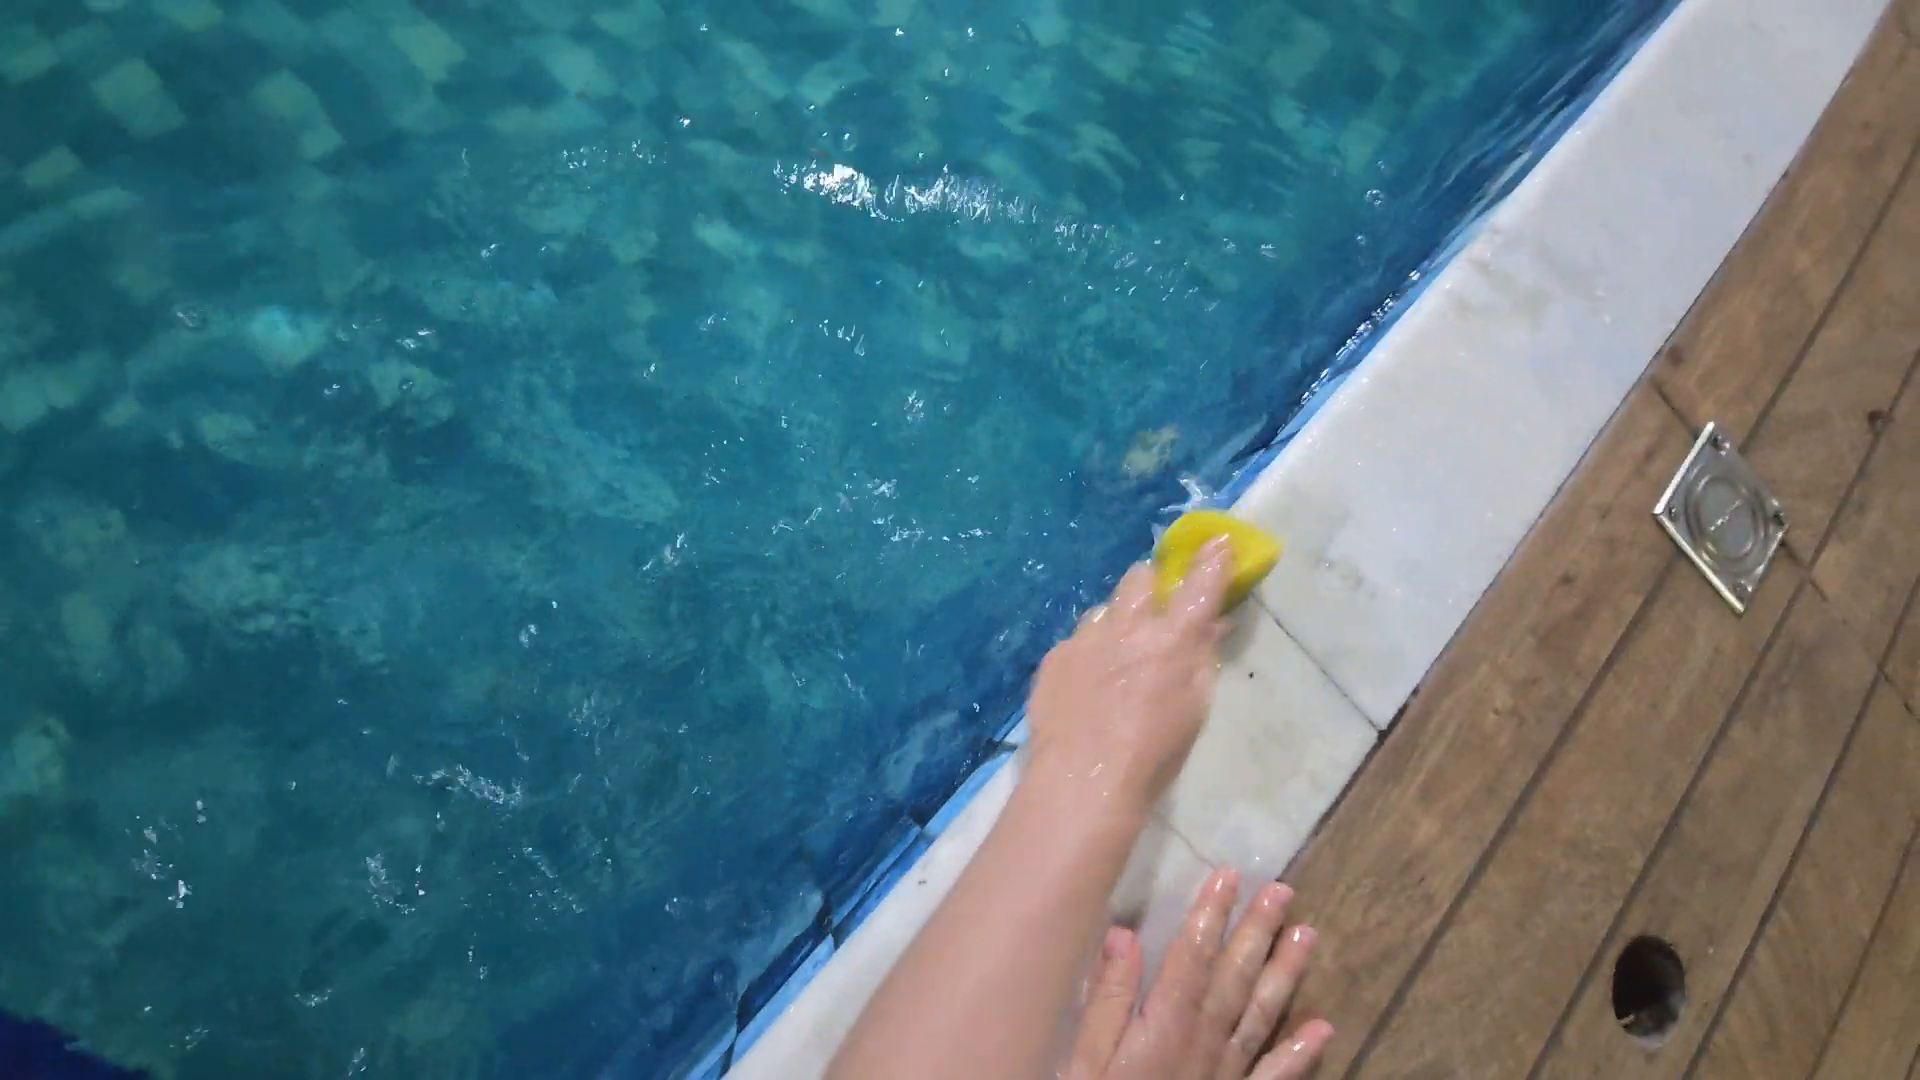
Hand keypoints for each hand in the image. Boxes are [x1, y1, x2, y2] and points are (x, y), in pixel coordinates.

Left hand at [1026, 539, 1232, 816]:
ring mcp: (1084, 638)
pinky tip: (1086, 685)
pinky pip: (1076, 641)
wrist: (1084, 776)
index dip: (1211, 562)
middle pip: (1139, 579)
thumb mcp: (1195, 707)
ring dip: (1115, 622)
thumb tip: (1212, 625)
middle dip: (1149, 586)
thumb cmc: (1154, 753)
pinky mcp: (1055, 656)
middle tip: (1153, 608)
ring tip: (1114, 657)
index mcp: (1171, 640)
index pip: (1199, 586)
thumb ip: (1201, 658)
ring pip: (1104, 610)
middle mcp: (1127, 627)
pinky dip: (1087, 654)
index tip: (1216, 542)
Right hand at [1065, 869, 1332, 1079]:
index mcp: (1166, 1023)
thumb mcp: (1084, 1057)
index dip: (1211, 913)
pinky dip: (1302, 1051)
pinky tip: (1324, 1027)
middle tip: (1284, 891)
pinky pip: (1275, 1074)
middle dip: (1258, 930)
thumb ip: (1109, 999)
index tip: (1229, 875)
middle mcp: (1205, 1042)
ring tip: (1308, 933)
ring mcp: (1228, 1073)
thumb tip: (1125, 934)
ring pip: (1262, 1014)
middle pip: (1236, 977)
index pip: (1193, 955)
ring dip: (1286, 972)